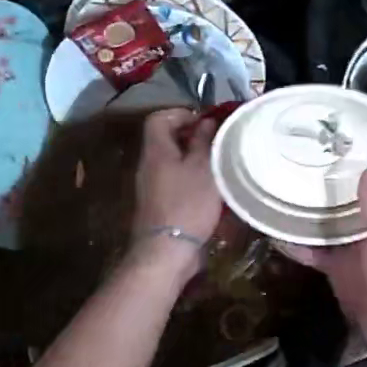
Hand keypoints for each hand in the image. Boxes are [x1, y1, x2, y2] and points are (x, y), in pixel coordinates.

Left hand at [131, 108, 221, 275]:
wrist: (167, 252)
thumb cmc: (188, 204)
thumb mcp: (204, 168)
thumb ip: (205, 142)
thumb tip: (206, 122)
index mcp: (156, 150)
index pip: (159, 118)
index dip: (181, 113)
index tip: (205, 121)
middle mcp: (149, 164)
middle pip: (165, 138)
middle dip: (191, 135)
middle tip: (216, 141)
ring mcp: (151, 186)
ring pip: (171, 160)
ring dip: (193, 157)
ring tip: (218, 162)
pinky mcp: (159, 204)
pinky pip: (173, 179)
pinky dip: (190, 176)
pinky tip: (210, 187)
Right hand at [280, 167, 366, 355]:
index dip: (357, 170)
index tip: (334, 147)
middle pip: (347, 205)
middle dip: (327, 188)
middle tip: (297, 162)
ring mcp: (353, 252)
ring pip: (329, 226)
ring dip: (310, 213)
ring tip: (281, 189)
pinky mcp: (338, 271)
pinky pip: (316, 252)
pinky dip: (298, 244)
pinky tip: (276, 232)